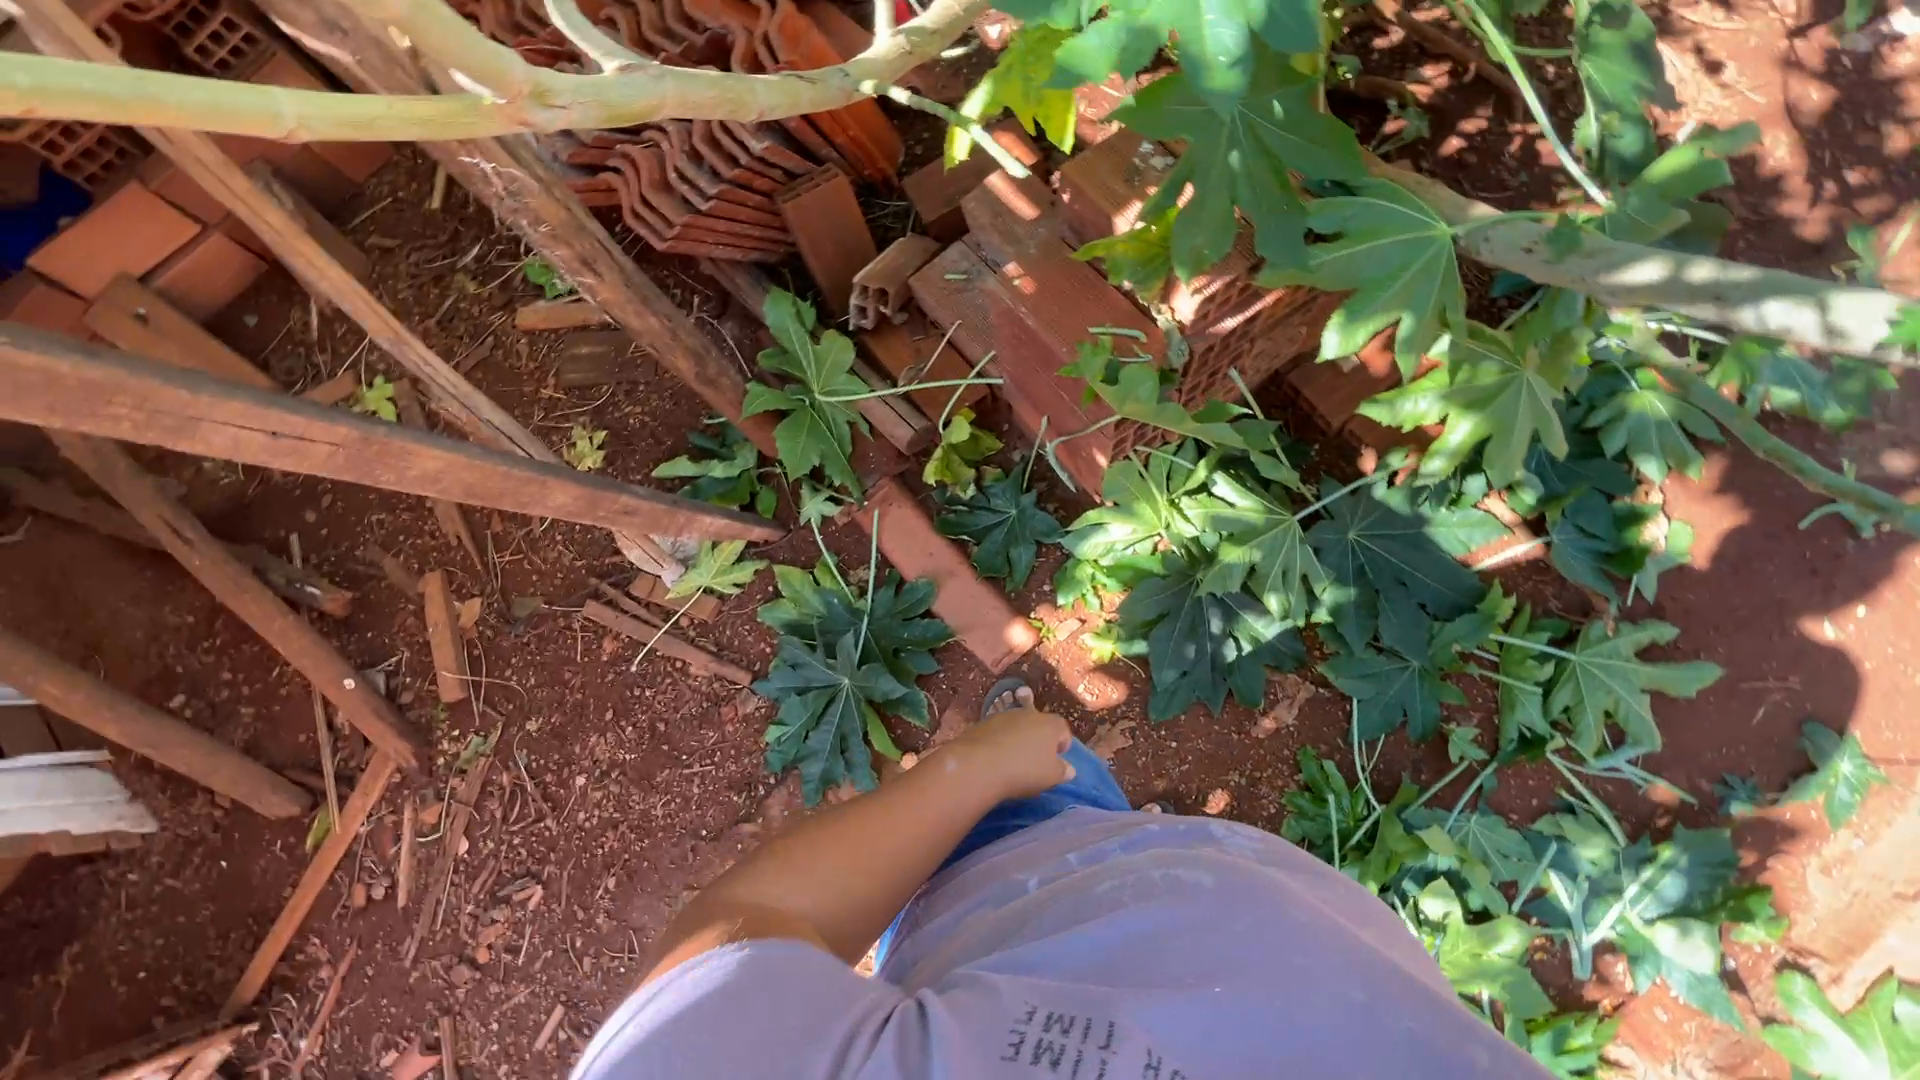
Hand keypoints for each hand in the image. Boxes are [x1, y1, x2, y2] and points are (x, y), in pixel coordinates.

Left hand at [944, 706, 1074, 799]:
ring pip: (1017, 727)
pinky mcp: (983, 723)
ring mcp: (1004, 716)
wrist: (979, 765)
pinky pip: (998, 732)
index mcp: (1050, 724)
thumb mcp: (1051, 776)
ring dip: (1018, 740)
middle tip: (1035, 761)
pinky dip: (999, 742)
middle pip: (1039, 725)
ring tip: (1013, 761)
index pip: (1063, 730)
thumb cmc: (1025, 770)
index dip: (1062, 745)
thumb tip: (1068, 769)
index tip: (1056, 760)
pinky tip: (995, 759)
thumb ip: (1063, 771)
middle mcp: (1028, 714)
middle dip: (1039, 741)